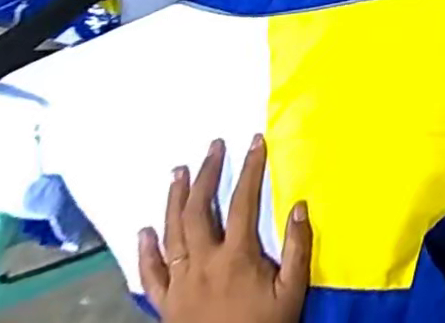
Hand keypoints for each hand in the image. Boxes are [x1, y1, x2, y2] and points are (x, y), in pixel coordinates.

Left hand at [138, 136, 311, 322]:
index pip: (243, 201)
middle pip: (200, 209)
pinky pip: (151, 274)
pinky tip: (145, 231)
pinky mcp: (165, 305)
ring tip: (179, 171)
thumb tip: (299, 204)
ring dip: (175, 198)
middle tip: (214, 146)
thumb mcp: (292, 293)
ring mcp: (180, 283)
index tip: (256, 141)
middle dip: (207, 173)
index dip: (250, 168)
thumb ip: (298, 248)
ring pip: (172, 232)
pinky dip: (146, 251)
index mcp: (236, 256)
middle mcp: (203, 263)